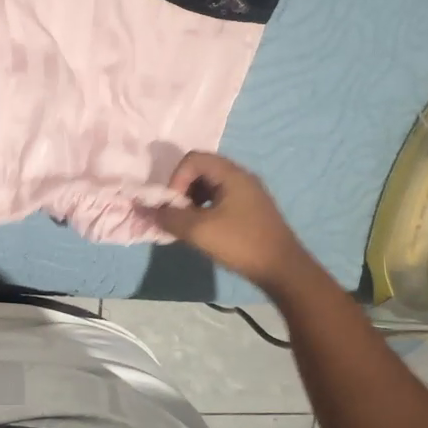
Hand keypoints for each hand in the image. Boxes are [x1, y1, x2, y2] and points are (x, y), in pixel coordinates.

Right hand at [149, 152, 312, 295]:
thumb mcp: (199, 231)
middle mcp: (241, 177)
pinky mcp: (249, 210)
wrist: (282, 268)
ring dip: (191, 203)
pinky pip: (219, 200)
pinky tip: (203, 232)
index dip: (176, 179)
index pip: (192, 159)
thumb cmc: (241, 243)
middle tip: (177, 216)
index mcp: (232, 174)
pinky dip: (204, 211)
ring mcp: (247, 194)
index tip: (174, 206)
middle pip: (200, 171)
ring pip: (208, 187)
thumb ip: (169, 218)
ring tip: (187, 226)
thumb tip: (146, 210)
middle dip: (181, 192)